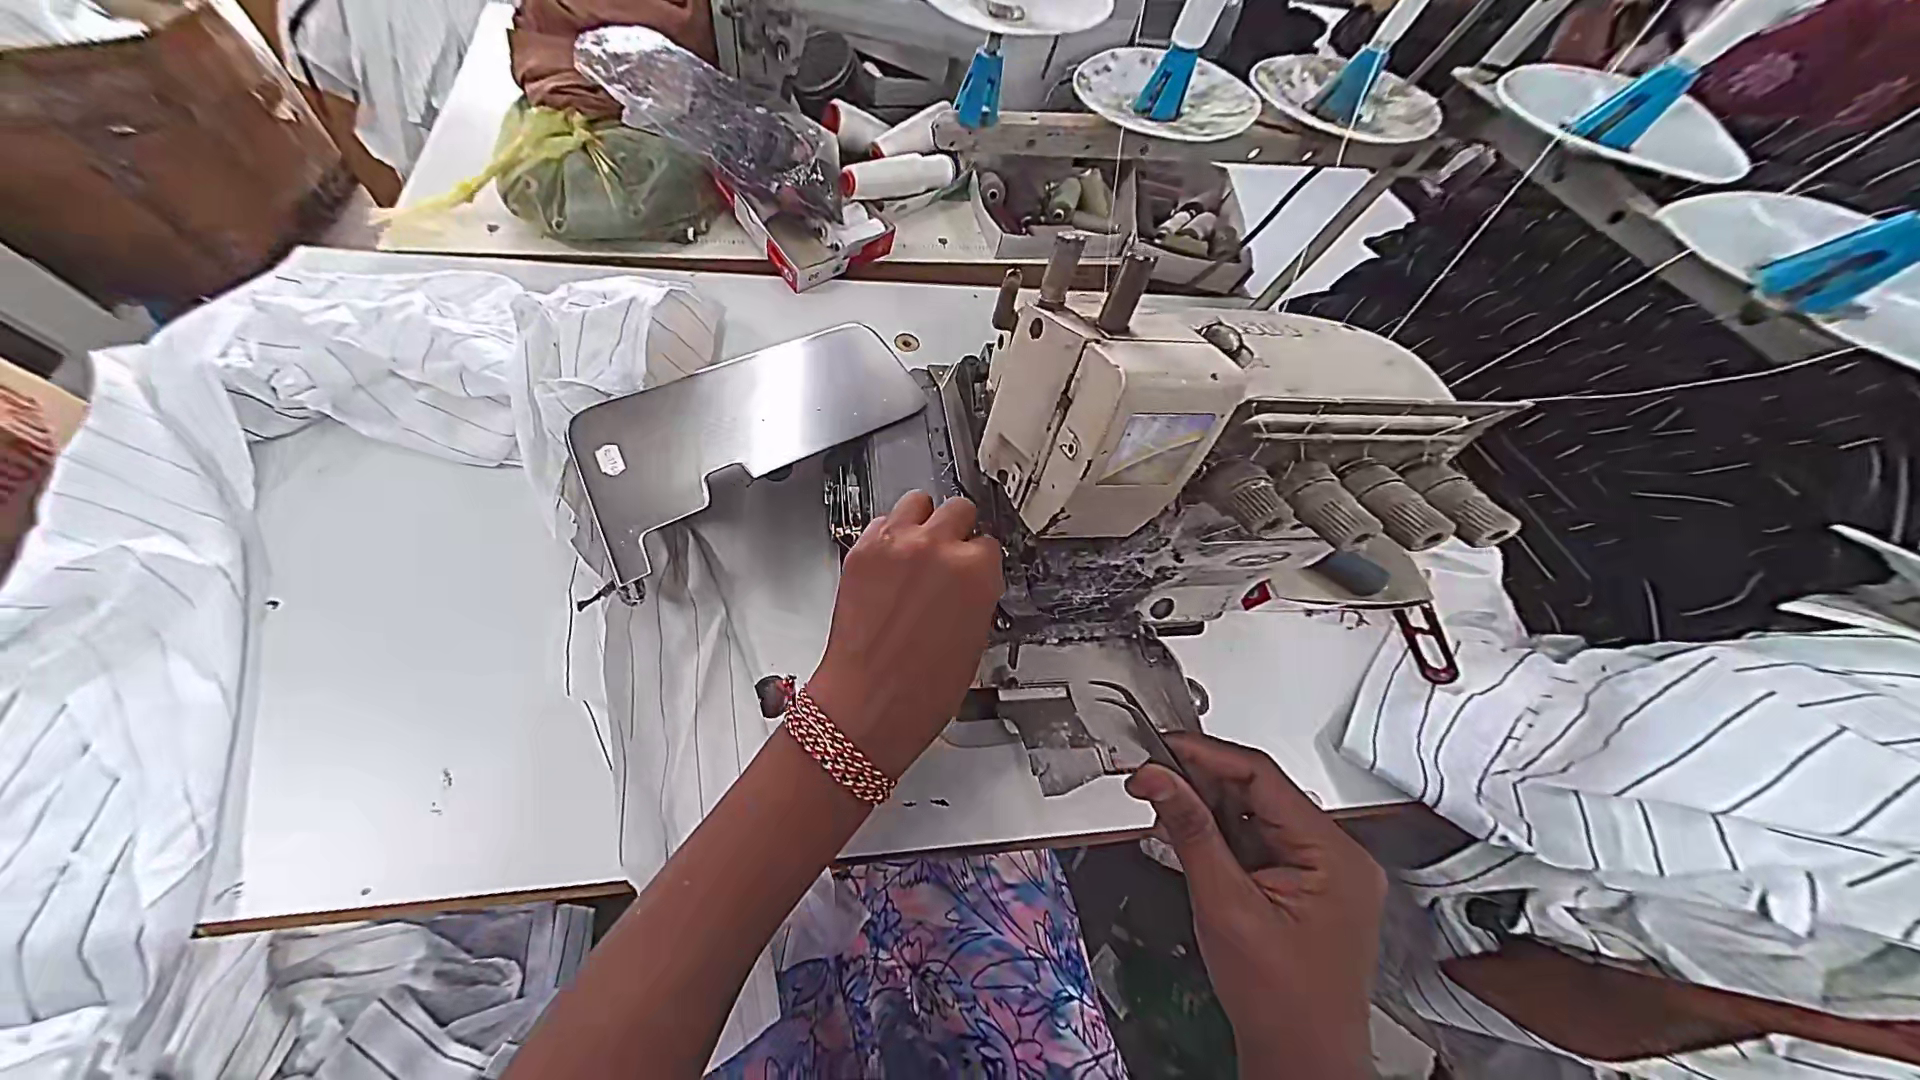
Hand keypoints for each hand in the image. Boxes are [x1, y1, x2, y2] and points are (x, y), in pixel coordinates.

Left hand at [807, 491, 1002, 778]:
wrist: (869, 701)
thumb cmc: (922, 687)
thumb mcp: (975, 635)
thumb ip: (976, 592)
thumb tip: (970, 576)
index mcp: (977, 571)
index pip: (989, 541)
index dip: (979, 556)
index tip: (972, 563)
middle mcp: (937, 548)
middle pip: (958, 508)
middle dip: (957, 529)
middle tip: (949, 549)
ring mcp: (897, 545)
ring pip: (917, 501)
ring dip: (922, 520)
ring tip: (918, 544)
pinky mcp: (862, 550)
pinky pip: (881, 523)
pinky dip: (888, 536)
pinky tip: (891, 561)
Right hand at [1126, 734, 1385, 1079]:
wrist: (1299, 1063)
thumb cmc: (1279, 1001)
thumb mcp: (1225, 905)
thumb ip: (1189, 831)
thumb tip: (1157, 778)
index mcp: (1333, 854)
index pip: (1262, 775)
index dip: (1205, 754)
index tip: (1162, 747)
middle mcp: (1334, 852)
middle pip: (1256, 790)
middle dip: (1198, 783)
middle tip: (1150, 778)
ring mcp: (1319, 866)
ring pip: (1249, 810)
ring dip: (1203, 807)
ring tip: (1161, 806)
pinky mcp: (1300, 877)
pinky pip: (1251, 835)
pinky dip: (1215, 831)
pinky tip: (1184, 832)